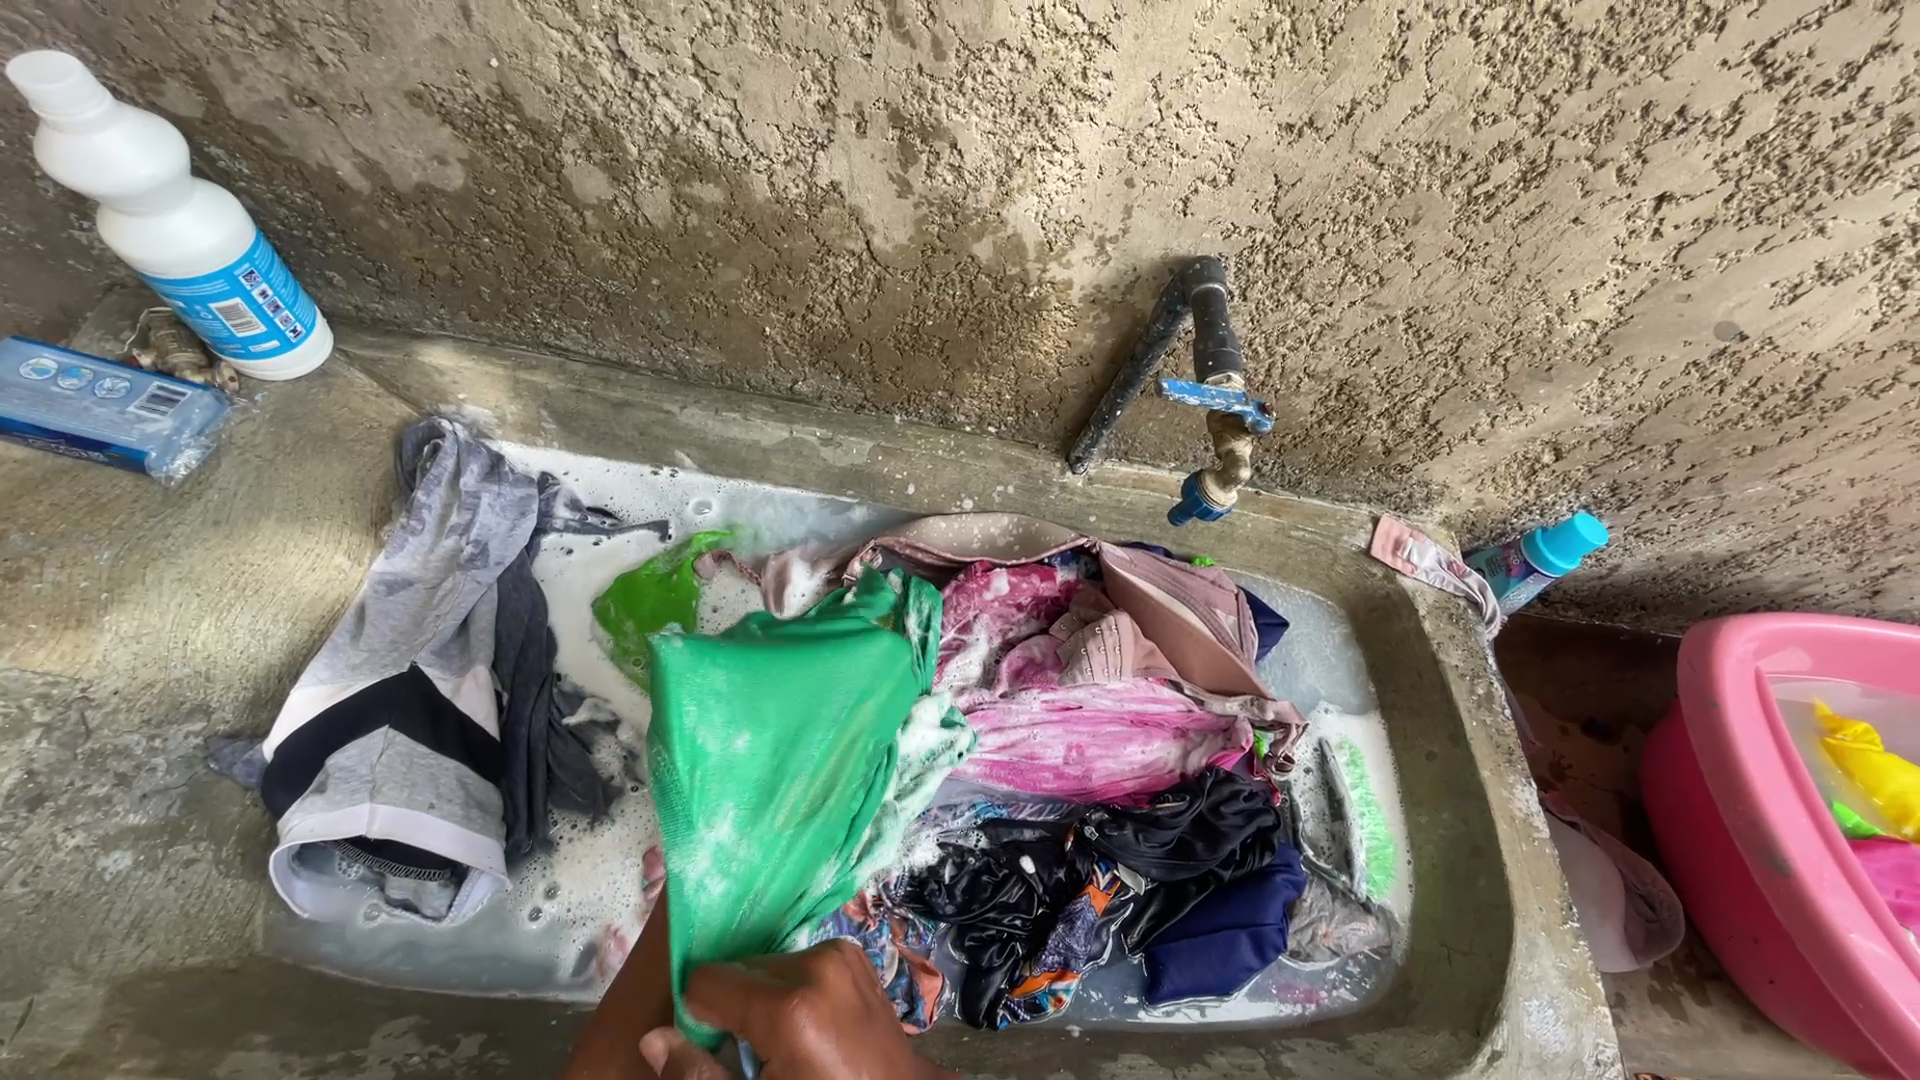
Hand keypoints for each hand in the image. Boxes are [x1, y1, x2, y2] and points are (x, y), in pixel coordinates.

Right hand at [638, 941, 954, 1079]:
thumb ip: (699, 1076)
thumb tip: (651, 1037)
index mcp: (790, 1006)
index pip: (708, 981)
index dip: (698, 1015)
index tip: (715, 1048)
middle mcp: (815, 964)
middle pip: (739, 970)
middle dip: (733, 1007)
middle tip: (753, 1054)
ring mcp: (838, 952)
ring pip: (767, 964)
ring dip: (761, 996)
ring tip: (782, 1041)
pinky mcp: (850, 950)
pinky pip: (797, 960)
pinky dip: (790, 986)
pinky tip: (806, 1022)